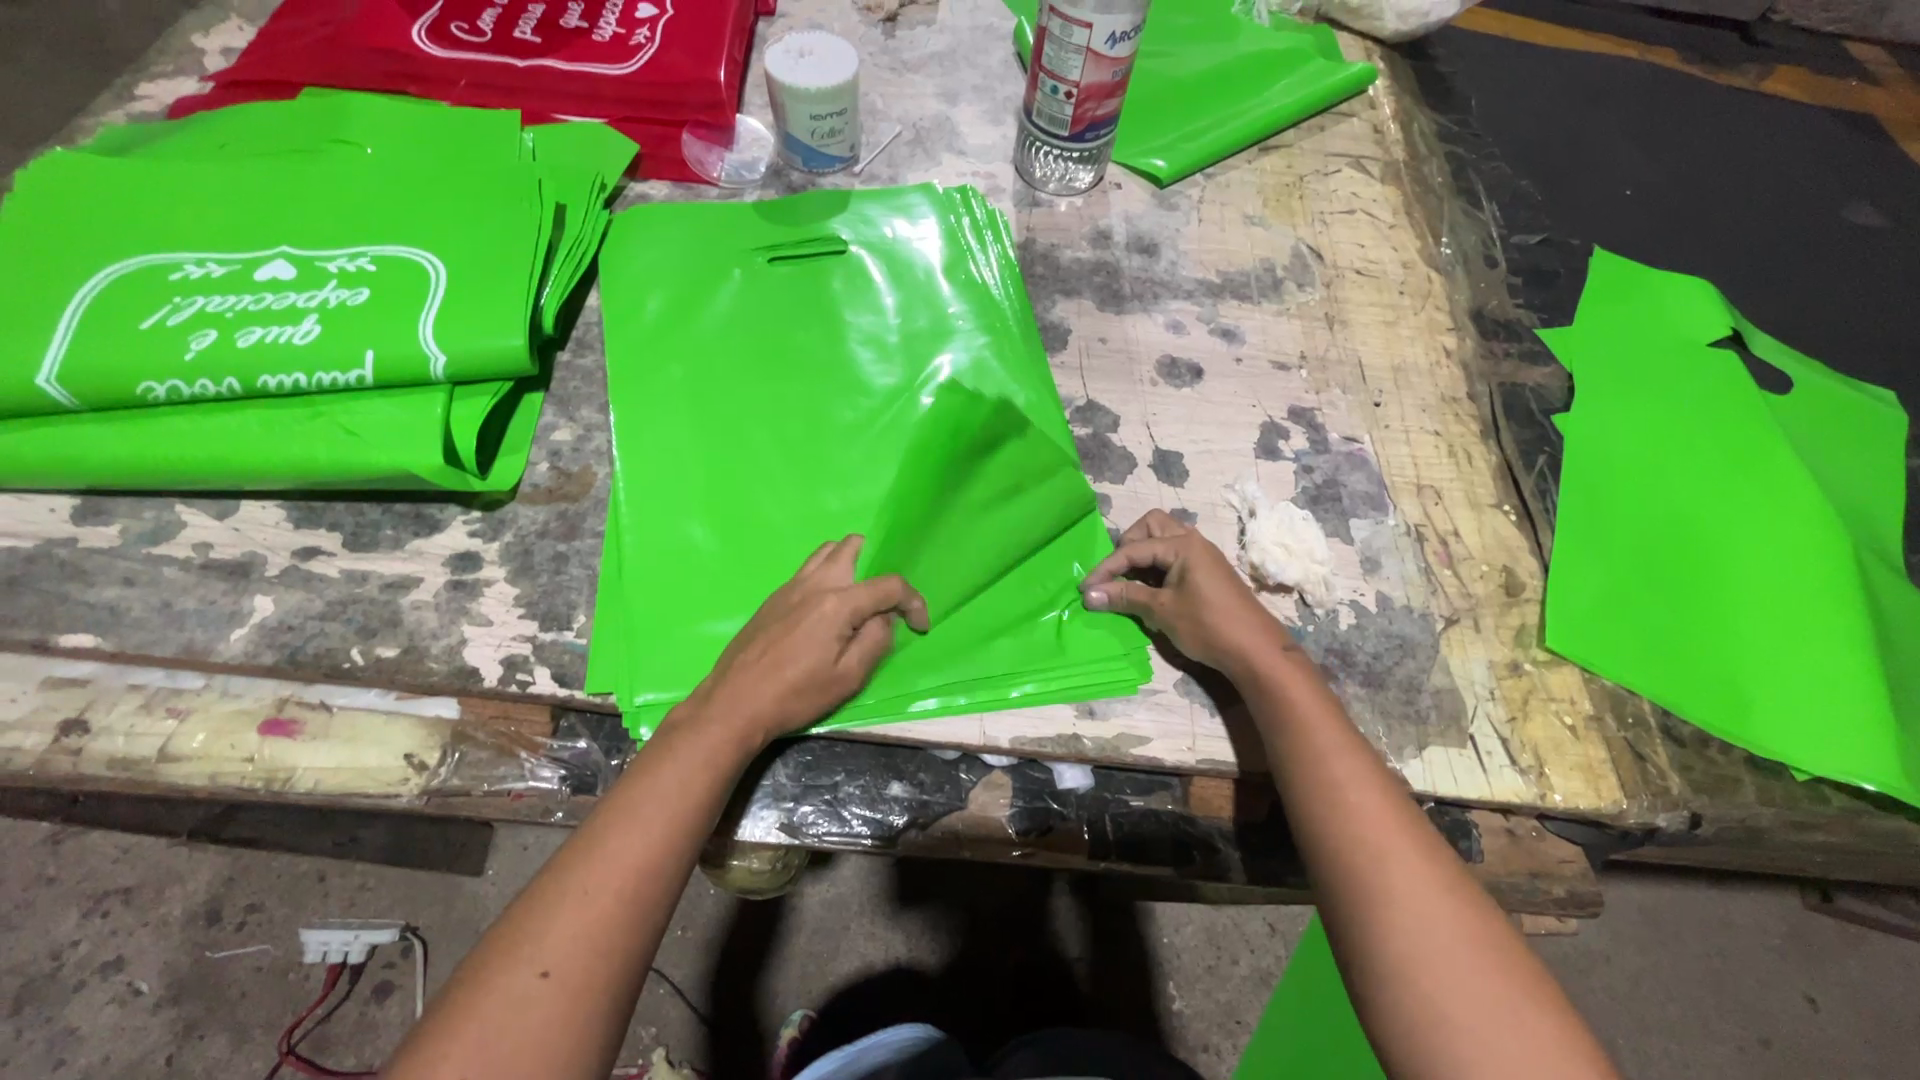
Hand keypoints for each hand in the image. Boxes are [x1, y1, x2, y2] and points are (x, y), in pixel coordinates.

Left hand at [678, 535, 929, 747]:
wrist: (734, 703)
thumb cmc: (796, 695)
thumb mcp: (849, 678)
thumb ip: (876, 641)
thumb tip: (885, 619)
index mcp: (838, 603)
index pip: (889, 584)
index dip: (914, 602)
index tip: (920, 626)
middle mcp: (814, 583)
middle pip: (853, 546)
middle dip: (878, 564)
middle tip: (884, 600)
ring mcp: (789, 587)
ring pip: (827, 552)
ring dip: (850, 564)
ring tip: (857, 600)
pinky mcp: (773, 598)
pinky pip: (808, 570)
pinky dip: (827, 577)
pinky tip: (825, 613)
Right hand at [1081, 509, 1292, 675]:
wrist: (1256, 650)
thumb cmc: (1208, 626)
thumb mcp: (1162, 611)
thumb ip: (1125, 597)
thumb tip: (1089, 594)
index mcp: (1183, 545)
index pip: (1133, 549)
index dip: (1106, 568)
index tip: (1085, 588)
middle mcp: (1193, 541)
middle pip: (1151, 526)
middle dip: (1127, 546)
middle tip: (1116, 574)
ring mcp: (1203, 555)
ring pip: (1164, 539)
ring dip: (1143, 555)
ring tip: (1129, 581)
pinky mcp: (1208, 572)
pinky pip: (1174, 555)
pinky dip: (1157, 566)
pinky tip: (1150, 590)